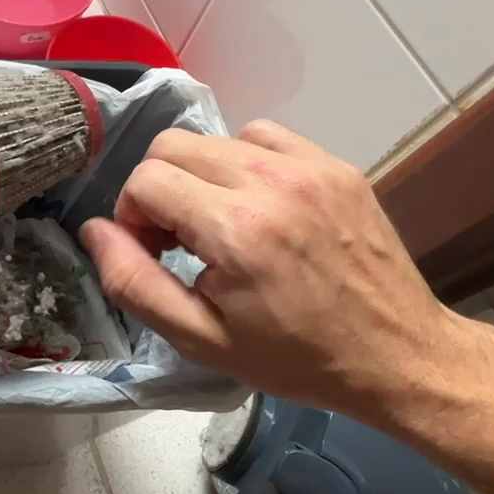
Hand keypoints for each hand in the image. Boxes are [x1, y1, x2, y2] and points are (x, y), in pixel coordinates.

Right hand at [78, 120, 493, 422]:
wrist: (400, 356)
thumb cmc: (294, 357)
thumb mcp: (200, 339)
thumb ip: (133, 282)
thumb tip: (94, 230)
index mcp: (236, 229)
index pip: (146, 179)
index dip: (133, 215)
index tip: (153, 251)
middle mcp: (270, 182)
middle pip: (171, 146)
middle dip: (157, 189)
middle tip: (178, 239)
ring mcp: (309, 166)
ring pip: (212, 138)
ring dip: (199, 176)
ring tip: (220, 223)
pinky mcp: (334, 164)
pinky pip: (261, 136)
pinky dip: (242, 162)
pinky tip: (257, 204)